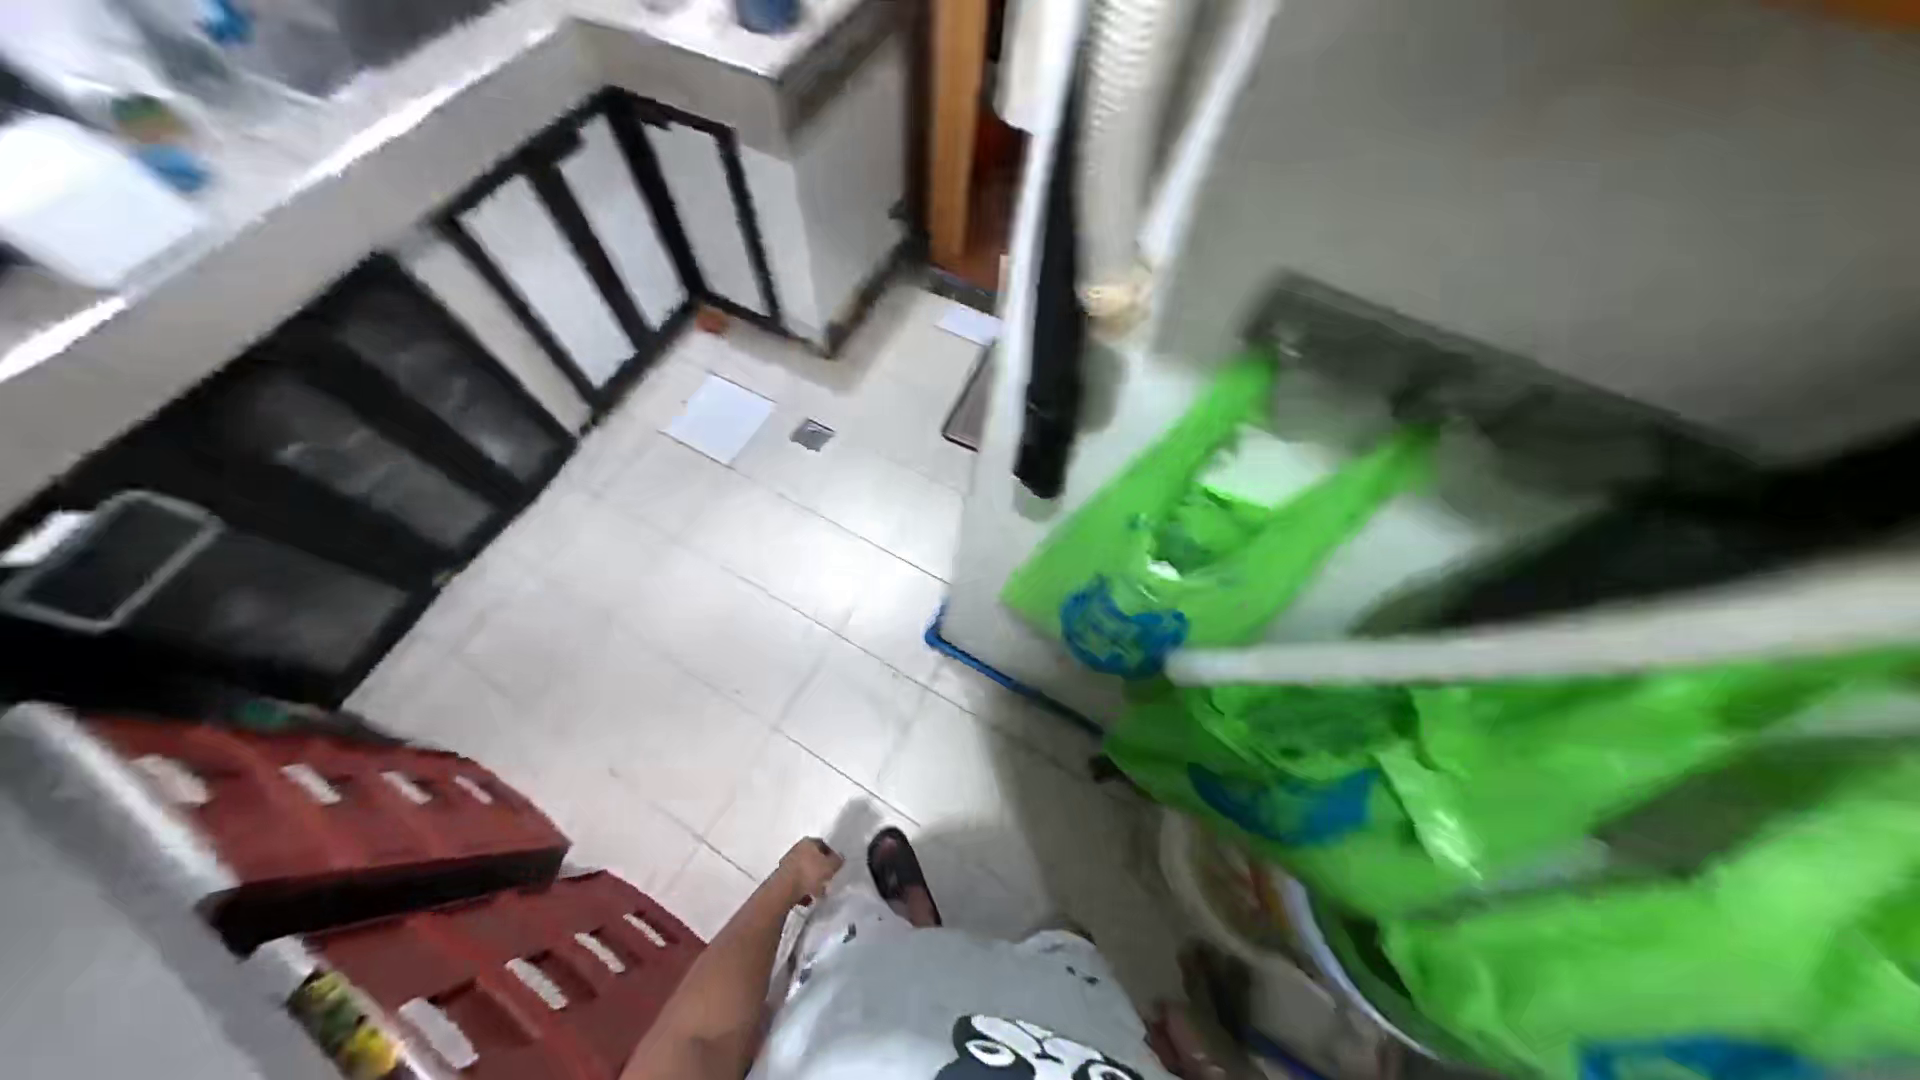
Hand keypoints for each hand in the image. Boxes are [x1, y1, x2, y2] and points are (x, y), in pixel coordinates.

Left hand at [774, 838, 842, 907]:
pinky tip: (807, 900)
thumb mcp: (830, 866)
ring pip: (804, 872)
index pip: (823, 844)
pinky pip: (796, 883)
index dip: (831, 855)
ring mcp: (787, 864)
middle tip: (828, 880)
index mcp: (808, 842)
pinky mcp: (781, 879)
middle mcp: (796, 849)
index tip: (836, 866)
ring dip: (811, 882)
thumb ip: (837, 861)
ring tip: (819, 893)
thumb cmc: (809, 873)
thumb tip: (840, 857)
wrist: (784, 890)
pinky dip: (802, 890)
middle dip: (820, 870)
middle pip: (812, 858)